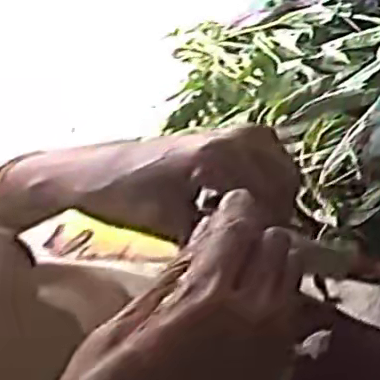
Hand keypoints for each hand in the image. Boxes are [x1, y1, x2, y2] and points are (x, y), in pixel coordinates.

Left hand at [0, 126, 299, 241]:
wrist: (94, 172)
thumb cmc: (120, 200)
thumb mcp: (160, 222)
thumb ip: (209, 229)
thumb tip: (247, 244)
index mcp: (221, 156)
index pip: (266, 193)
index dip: (267, 222)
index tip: (262, 246)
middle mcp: (246, 137)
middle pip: (283, 180)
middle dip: (276, 210)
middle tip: (262, 239)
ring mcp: (253, 132)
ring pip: (285, 172)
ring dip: (276, 198)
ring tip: (256, 224)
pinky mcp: (254, 134)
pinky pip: (277, 163)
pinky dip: (270, 185)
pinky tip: (250, 205)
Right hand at [36, 190, 305, 379]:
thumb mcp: (116, 333)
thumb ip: (172, 278)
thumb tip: (207, 233)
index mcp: (209, 300)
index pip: (238, 235)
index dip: (237, 212)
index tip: (236, 198)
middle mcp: (256, 309)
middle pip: (276, 245)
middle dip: (256, 236)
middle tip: (234, 237)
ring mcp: (276, 330)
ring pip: (291, 269)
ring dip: (272, 260)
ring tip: (244, 264)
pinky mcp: (282, 350)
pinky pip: (292, 302)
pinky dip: (276, 291)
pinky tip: (252, 295)